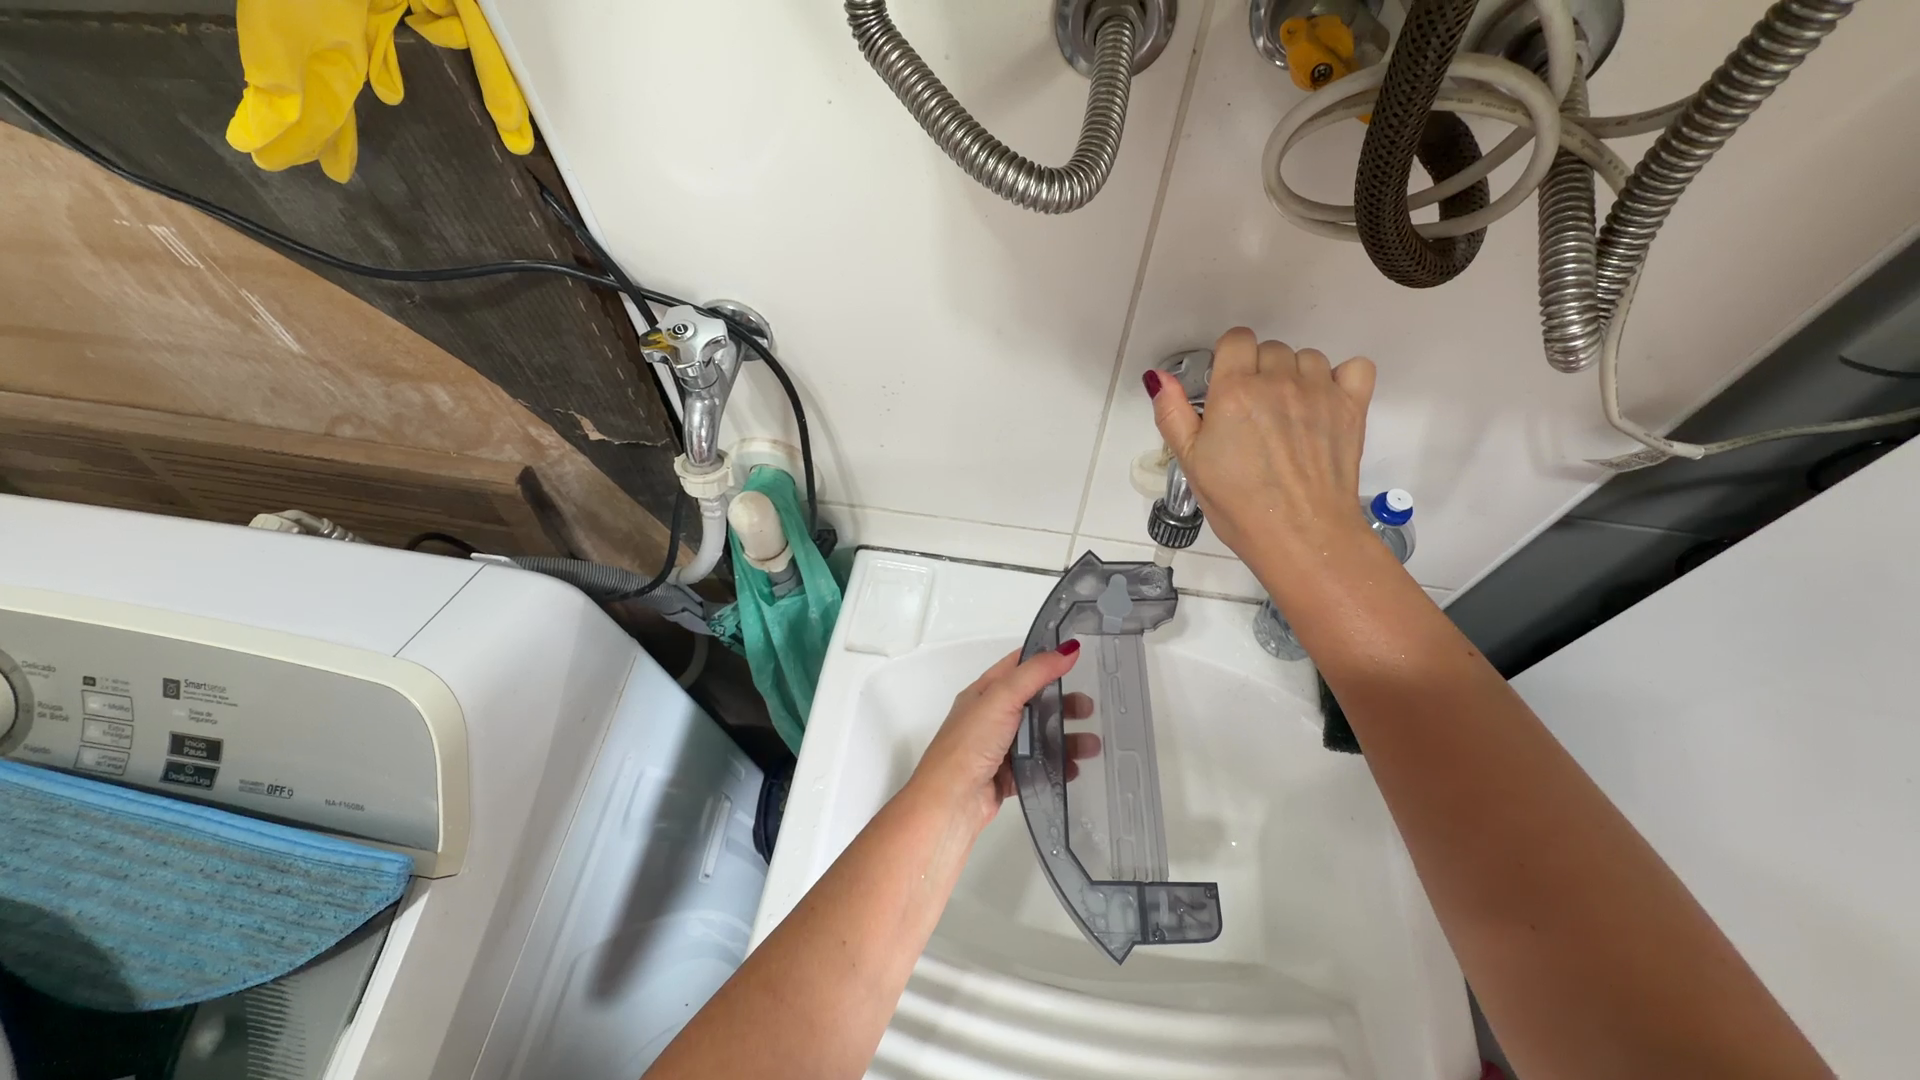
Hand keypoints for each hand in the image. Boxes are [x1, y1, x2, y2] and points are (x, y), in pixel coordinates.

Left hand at [908, 644, 1099, 830]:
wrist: (951, 802)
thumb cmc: (968, 745)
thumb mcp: (1001, 698)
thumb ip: (1034, 673)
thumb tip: (1067, 649)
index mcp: (983, 693)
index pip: (1017, 666)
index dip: (1044, 658)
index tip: (1075, 657)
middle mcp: (990, 718)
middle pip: (1034, 703)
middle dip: (1063, 704)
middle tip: (1089, 709)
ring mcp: (998, 748)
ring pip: (1039, 737)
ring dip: (1066, 738)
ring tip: (1091, 746)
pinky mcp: (1006, 776)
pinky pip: (1038, 766)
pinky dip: (1057, 766)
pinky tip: (1074, 768)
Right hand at [1147, 327, 1376, 587]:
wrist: (1300, 535)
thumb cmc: (1239, 505)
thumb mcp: (1190, 462)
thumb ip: (1173, 413)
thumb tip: (1159, 377)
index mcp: (1234, 391)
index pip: (1236, 339)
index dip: (1229, 358)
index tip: (1227, 386)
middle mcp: (1278, 381)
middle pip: (1271, 349)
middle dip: (1260, 371)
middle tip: (1254, 412)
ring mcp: (1320, 391)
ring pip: (1308, 357)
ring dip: (1297, 376)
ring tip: (1288, 413)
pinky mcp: (1352, 406)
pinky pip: (1355, 367)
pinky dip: (1342, 377)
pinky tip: (1327, 402)